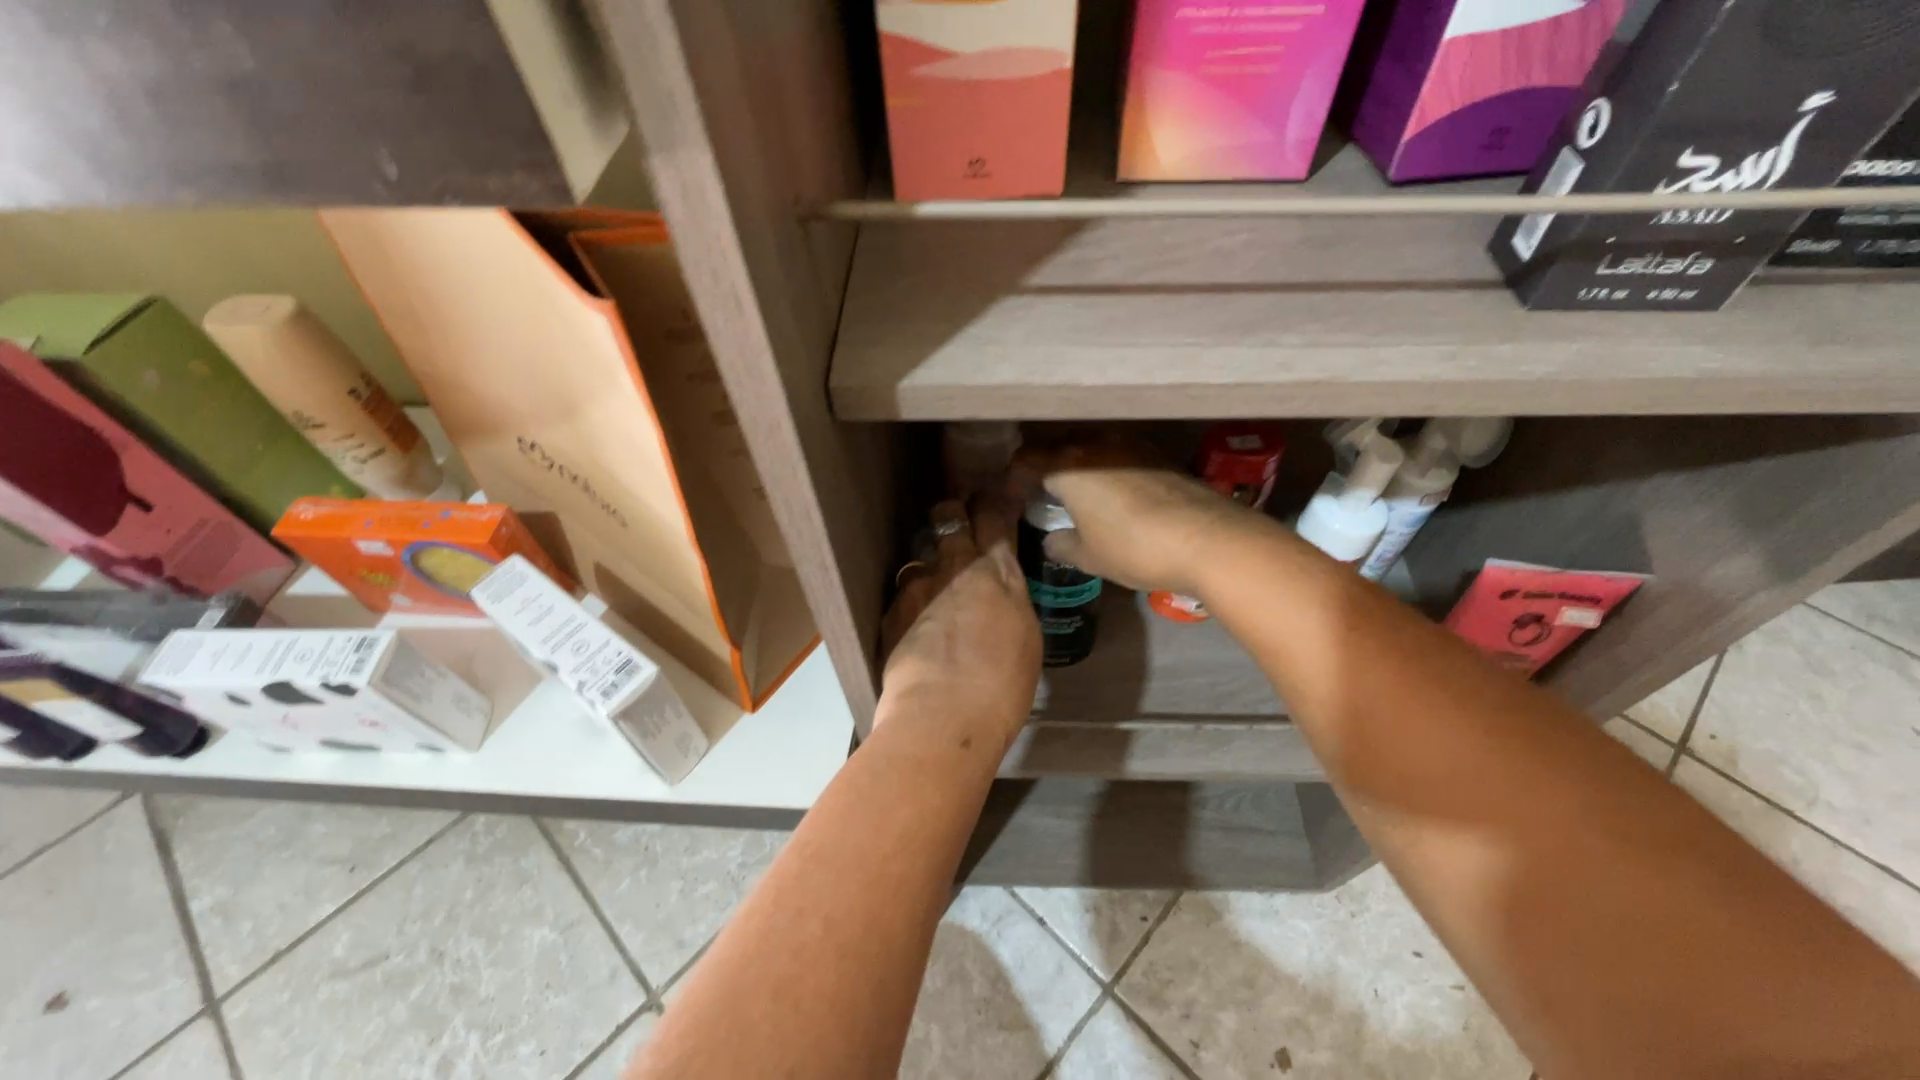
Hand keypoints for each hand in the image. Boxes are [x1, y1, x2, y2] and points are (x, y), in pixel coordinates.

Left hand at [878, 497, 1040, 749]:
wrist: (943, 715)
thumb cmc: (1002, 687)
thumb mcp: (1025, 639)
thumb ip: (1010, 604)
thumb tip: (1000, 597)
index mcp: (1000, 573)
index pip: (996, 517)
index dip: (994, 500)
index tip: (995, 492)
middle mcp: (957, 568)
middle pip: (950, 518)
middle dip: (952, 512)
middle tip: (956, 518)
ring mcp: (920, 586)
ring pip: (920, 553)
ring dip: (928, 561)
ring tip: (932, 581)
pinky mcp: (892, 610)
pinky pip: (903, 590)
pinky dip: (911, 598)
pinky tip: (914, 621)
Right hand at [1014, 438, 1268, 597]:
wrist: (1208, 539)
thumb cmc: (1135, 547)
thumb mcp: (1090, 557)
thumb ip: (1063, 545)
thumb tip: (1051, 540)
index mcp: (1068, 466)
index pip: (1027, 460)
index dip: (1015, 477)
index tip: (1013, 496)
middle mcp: (1097, 444)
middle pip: (1060, 446)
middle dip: (1047, 465)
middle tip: (1042, 490)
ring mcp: (1132, 445)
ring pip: (1093, 447)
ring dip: (1081, 464)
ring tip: (1078, 491)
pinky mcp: (1160, 455)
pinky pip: (1120, 455)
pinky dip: (1109, 469)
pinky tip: (1115, 492)